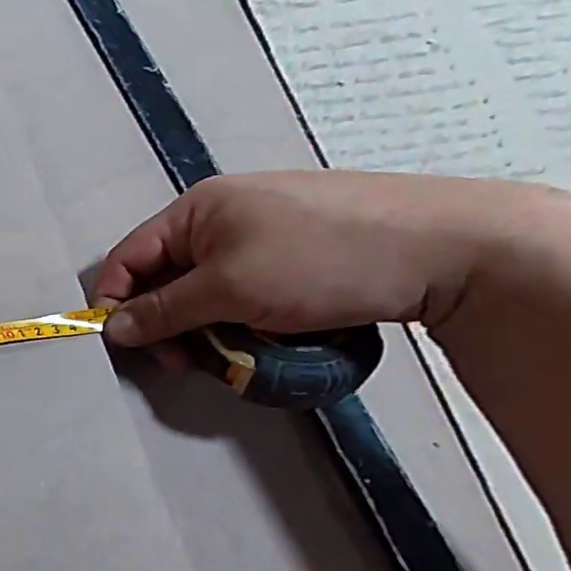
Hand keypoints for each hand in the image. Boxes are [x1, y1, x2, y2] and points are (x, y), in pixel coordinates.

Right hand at [92, 170, 543, 347]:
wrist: (458, 248)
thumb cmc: (325, 259)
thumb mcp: (230, 289)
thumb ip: (163, 310)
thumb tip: (112, 328)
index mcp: (197, 209)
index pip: (127, 258)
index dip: (116, 302)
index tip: (130, 346)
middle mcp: (222, 215)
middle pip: (164, 277)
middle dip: (168, 323)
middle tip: (188, 361)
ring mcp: (262, 232)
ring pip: (205, 290)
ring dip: (208, 326)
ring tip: (236, 352)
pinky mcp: (296, 252)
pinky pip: (243, 290)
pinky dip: (242, 317)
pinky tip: (266, 334)